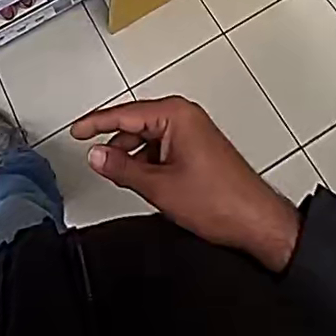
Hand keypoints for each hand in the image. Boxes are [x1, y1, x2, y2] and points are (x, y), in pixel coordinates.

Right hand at [71, 96, 301, 272]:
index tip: (77, 129)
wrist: (258, 223)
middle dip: (114, 140)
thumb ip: (122, 168)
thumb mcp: (160, 186)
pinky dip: (146, 160)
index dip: (96, 123)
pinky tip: (140, 178)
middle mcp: (184, 115)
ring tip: (116, 173)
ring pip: (147, 135)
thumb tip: (96, 155)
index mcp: (175, 114)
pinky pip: (161, 145)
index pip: (125, 113)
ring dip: (131, 153)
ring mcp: (191, 129)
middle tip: (91, 153)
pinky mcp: (196, 145)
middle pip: (135, 122)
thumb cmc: (222, 201)